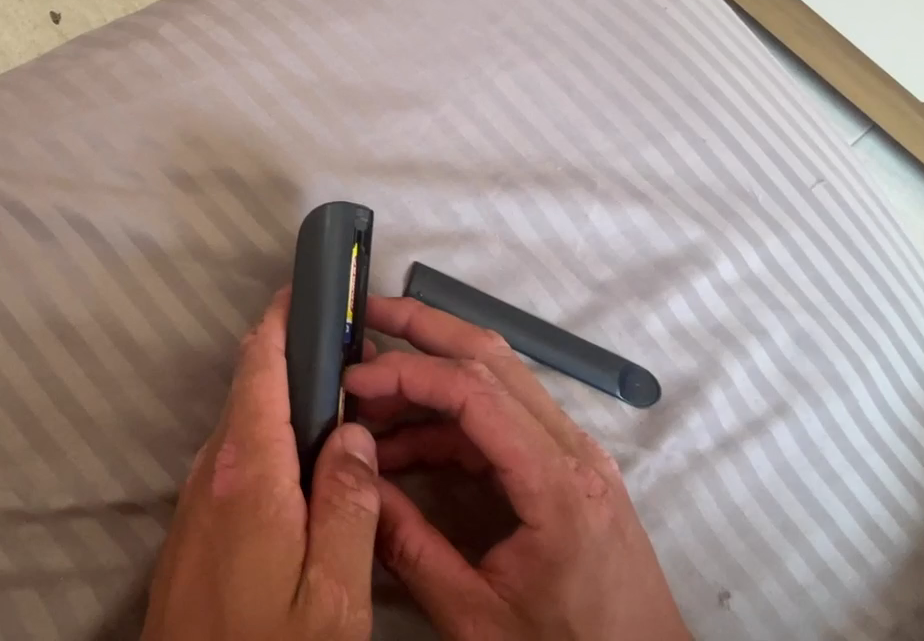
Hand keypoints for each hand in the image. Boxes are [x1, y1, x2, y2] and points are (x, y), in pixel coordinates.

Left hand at [142, 289, 382, 640]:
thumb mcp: (332, 596)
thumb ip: (348, 506)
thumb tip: (354, 433)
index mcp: (249, 470)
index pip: (259, 366)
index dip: (281, 319)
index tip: (308, 289)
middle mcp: (213, 468)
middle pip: (253, 388)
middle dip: (296, 359)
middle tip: (353, 359)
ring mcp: (197, 495)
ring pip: (246, 424)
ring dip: (286, 403)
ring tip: (341, 409)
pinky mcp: (193, 521)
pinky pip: (236, 458)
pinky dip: (271, 440)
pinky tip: (304, 468)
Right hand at [346, 296, 689, 640]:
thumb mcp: (478, 618)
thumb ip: (408, 548)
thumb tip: (351, 481)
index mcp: (556, 483)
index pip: (474, 390)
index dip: (406, 372)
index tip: (351, 380)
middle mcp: (571, 449)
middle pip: (490, 356)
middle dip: (422, 326)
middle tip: (363, 314)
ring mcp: (572, 452)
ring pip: (494, 378)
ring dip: (428, 376)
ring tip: (366, 401)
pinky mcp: (564, 466)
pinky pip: (497, 419)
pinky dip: (445, 420)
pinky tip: (400, 446)